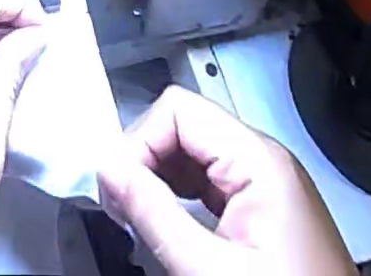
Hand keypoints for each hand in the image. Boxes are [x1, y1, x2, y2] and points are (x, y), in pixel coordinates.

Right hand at [99, 87, 354, 275]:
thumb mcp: (210, 271)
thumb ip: (156, 216)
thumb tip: (110, 170)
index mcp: (257, 158)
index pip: (179, 110)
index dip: (140, 142)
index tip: (116, 189)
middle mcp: (260, 157)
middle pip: (184, 125)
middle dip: (145, 159)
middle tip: (119, 208)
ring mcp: (260, 180)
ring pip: (190, 152)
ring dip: (156, 177)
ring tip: (133, 218)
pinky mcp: (256, 205)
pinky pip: (204, 180)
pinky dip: (175, 195)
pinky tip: (161, 224)